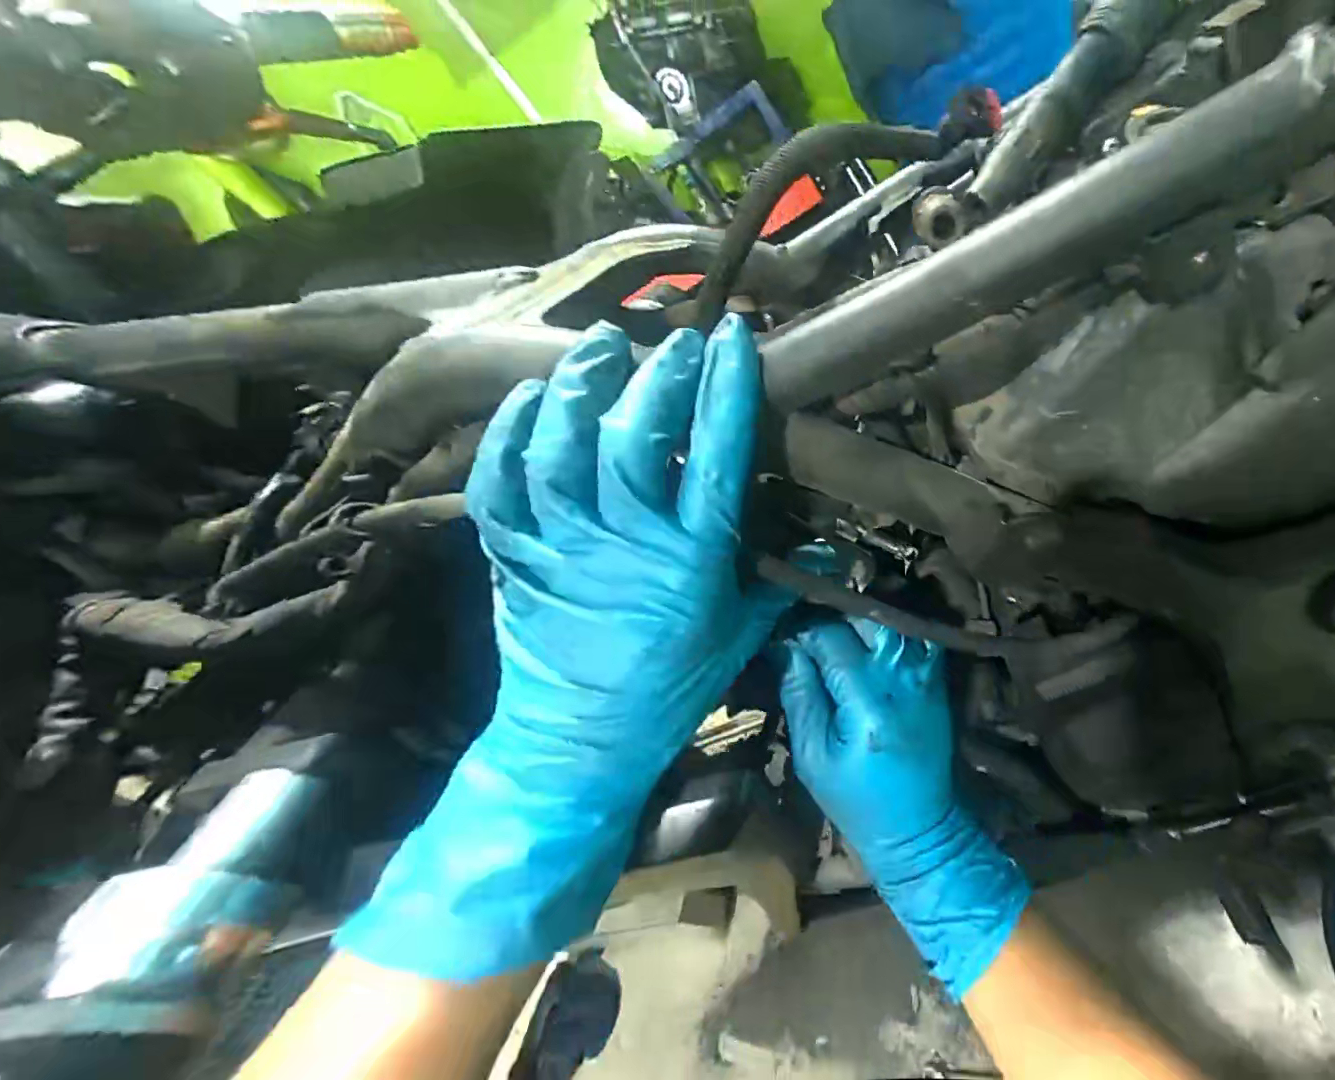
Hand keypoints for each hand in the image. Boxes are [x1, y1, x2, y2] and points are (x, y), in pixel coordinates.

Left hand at [337, 316, 790, 980]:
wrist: (582, 740)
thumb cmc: (673, 686)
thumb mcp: (741, 635)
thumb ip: (782, 583)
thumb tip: (834, 547)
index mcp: (692, 560)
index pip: (715, 456)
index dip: (726, 389)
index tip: (733, 336)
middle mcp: (627, 544)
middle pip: (635, 441)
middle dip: (657, 377)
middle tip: (672, 341)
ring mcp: (563, 547)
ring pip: (561, 452)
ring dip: (579, 388)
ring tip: (601, 347)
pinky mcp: (514, 555)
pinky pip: (500, 485)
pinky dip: (507, 435)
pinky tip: (529, 397)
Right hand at [780, 617, 1029, 997]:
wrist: (921, 827)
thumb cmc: (857, 799)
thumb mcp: (812, 755)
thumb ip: (799, 692)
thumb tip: (785, 645)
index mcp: (868, 698)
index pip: (829, 635)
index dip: (801, 631)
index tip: (784, 639)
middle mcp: (903, 675)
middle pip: (863, 615)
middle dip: (831, 619)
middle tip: (809, 637)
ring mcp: (926, 672)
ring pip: (888, 618)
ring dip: (857, 621)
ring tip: (833, 638)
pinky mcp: (936, 677)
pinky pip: (909, 634)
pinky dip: (884, 632)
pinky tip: (863, 645)